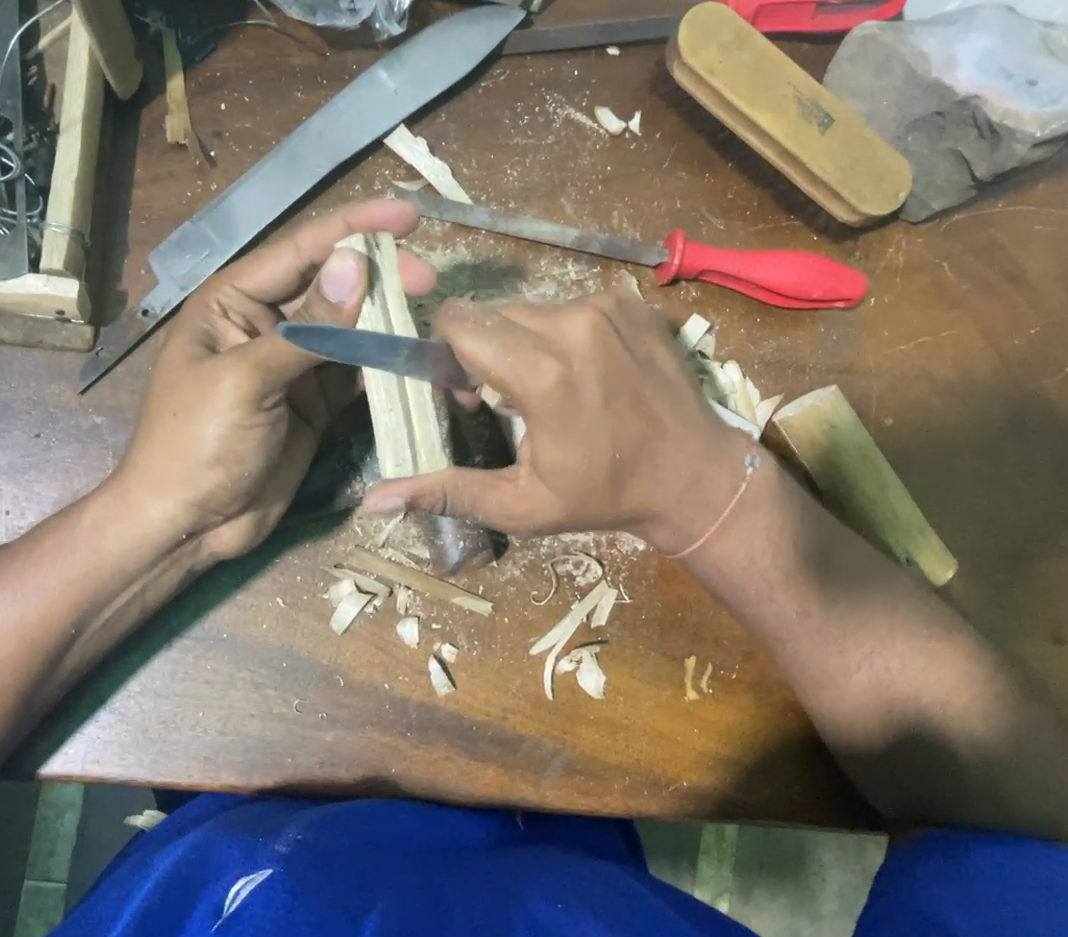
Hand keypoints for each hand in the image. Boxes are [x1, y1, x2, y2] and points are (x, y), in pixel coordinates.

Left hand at [113, 200, 436, 561]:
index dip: (354, 228)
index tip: (408, 217)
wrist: (188, 524)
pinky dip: (385, 367)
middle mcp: (266, 324)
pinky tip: (415, 359)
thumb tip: (356, 267)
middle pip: (332, 286)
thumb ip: (306, 328)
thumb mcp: (246, 380)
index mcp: (233, 301)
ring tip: (432, 315)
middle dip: (380, 277)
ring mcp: (293, 366)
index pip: (299, 249)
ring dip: (388, 321)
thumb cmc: (196, 444)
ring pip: (350, 330)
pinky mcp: (315, 404)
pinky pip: (356, 374)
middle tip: (429, 278)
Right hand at [362, 292, 751, 551]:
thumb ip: (446, 492)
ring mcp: (606, 304)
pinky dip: (558, 334)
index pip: (459, 324)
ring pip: (525, 307)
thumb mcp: (522, 506)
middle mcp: (573, 322)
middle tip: (507, 400)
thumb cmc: (603, 496)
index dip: (449, 357)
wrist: (694, 474)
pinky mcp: (628, 299)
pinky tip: (582, 373)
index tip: (468, 394)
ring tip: (548, 389)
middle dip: (482, 351)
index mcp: (544, 373)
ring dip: (520, 342)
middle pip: (489, 315)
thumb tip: (373, 501)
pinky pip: (565, 304)